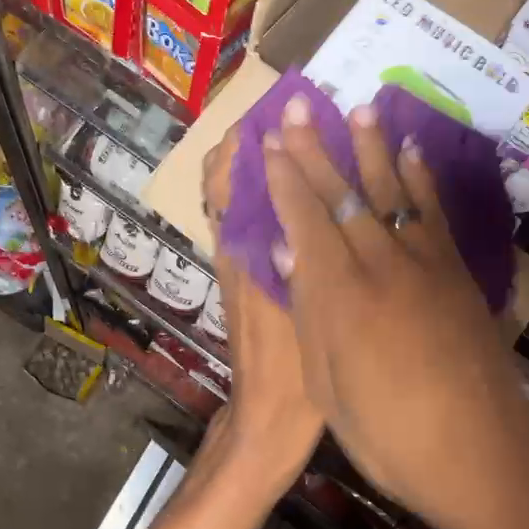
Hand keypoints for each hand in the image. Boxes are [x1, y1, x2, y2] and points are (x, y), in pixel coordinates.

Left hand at [201, 126, 321, 480]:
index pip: (226, 177)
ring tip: (298, 141)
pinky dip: (265, 194)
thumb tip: (295, 187)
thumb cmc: (289, 368)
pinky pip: (251, 220)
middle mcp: (233, 247)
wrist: (267, 420)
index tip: (274, 108)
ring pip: (237, 198)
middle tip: (291, 116)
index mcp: (241, 248)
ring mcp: (239, 262)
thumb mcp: (303, 306)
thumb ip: (297, 250)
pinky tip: (303, 192)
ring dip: (256, 165)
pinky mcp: (249, 278)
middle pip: (226, 180)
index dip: (243, 140)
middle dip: (249, 143)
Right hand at [261, 93, 528, 521]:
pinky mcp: (455, 269)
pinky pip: (433, 211)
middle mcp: (379, 261)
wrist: (478, 453)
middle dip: (316, 147)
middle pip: (341, 192)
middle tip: (301, 105)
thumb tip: (285, 247)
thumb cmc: (388, 433)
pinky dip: (421, 177)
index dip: (283, 176)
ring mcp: (422, 261)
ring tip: (358, 107)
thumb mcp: (328, 382)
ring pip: (390, 189)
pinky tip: (412, 151)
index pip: (304, 216)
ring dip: (371, 146)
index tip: (268, 140)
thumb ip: (308, 308)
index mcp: (339, 291)